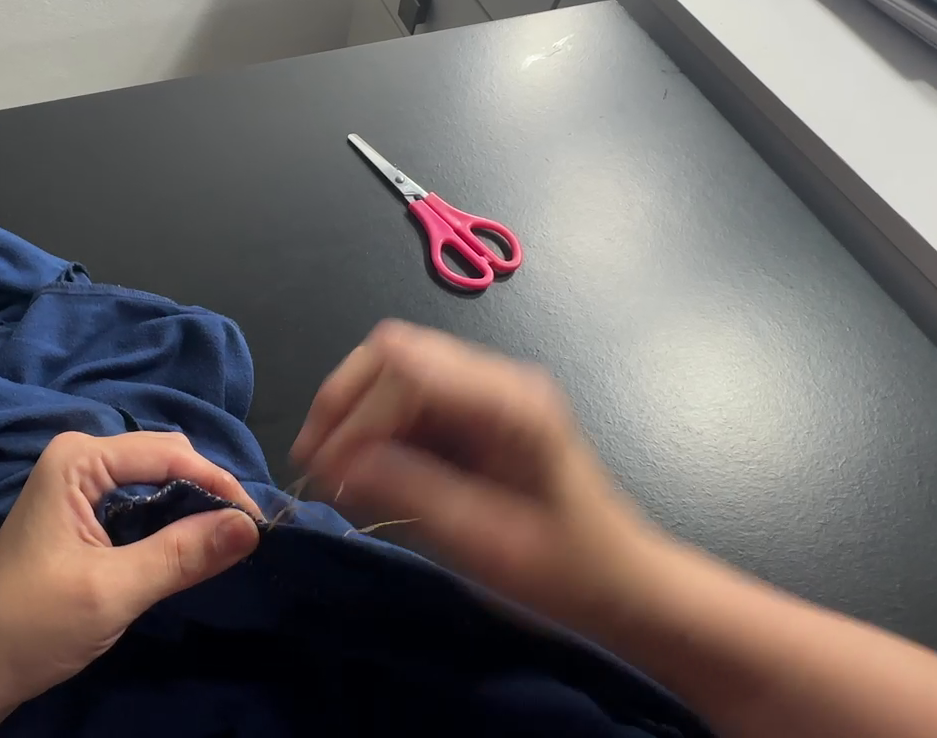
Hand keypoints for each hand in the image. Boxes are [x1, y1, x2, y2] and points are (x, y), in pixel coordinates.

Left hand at [0, 430, 262, 728]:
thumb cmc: (32, 623)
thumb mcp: (112, 591)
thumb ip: (181, 555)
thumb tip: (250, 527)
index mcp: (79, 457)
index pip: (168, 452)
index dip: (216, 482)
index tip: (257, 522)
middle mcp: (80, 455)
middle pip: (164, 456)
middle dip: (205, 489)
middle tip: (244, 534)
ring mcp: (78, 480)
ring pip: (155, 477)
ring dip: (190, 503)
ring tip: (225, 539)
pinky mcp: (81, 508)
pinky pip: (139, 497)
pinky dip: (168, 517)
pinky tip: (187, 542)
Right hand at [290, 320, 659, 626]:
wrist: (623, 587)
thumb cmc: (565, 573)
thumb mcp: (488, 545)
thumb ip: (412, 493)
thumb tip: (337, 462)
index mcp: (510, 403)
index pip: (408, 368)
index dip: (358, 412)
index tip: (327, 470)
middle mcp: (494, 377)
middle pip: (393, 350)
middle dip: (343, 400)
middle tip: (312, 458)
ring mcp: (482, 386)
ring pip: (390, 366)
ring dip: (350, 408)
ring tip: (326, 462)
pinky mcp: (470, 404)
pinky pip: (401, 393)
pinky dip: (369, 423)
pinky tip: (358, 464)